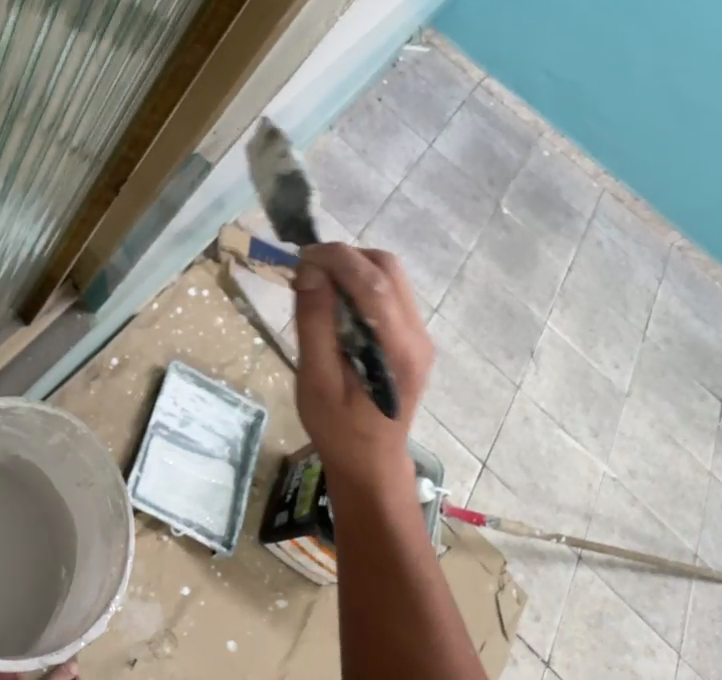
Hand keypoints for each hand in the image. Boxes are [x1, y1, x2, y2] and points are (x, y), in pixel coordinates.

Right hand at [291, 244, 434, 499]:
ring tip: (317, 285)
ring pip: (390, 276)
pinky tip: (335, 304)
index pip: (373, 281)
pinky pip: (389, 293)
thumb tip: (310, 271)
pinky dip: (360, 284)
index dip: (336, 258)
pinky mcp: (413, 339)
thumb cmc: (337, 427)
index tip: (301, 257)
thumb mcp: (315, 379)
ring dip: (353, 268)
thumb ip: (315, 322)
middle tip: (307, 271)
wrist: (371, 464)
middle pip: (387, 268)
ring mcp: (419, 336)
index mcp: (396, 349)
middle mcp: (417, 336)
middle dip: (345, 257)